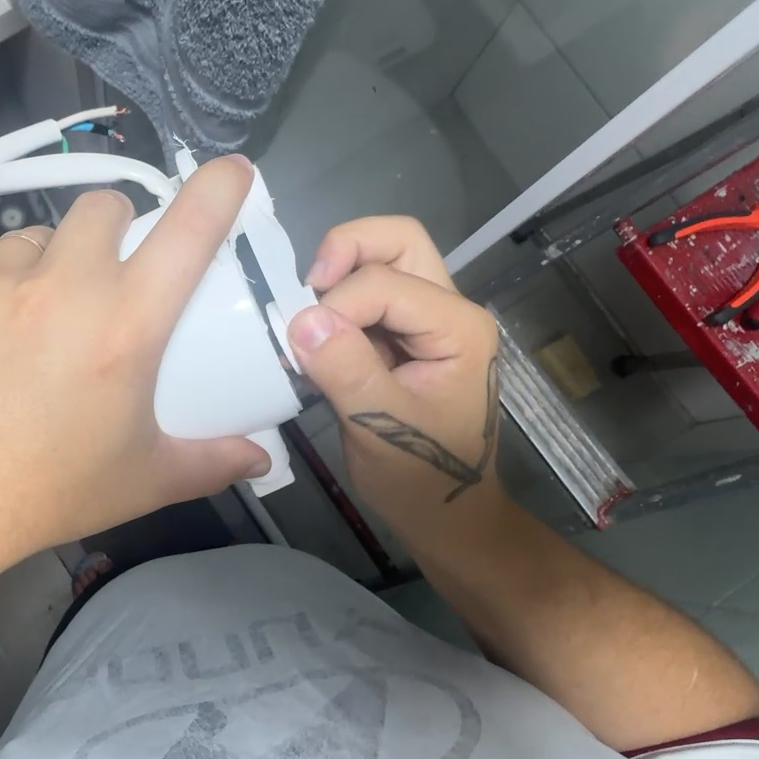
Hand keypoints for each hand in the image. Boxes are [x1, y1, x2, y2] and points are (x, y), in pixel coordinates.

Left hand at [0, 158, 271, 588]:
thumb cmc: (47, 492)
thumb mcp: (142, 480)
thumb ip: (212, 462)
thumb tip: (261, 459)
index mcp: (124, 326)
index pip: (187, 230)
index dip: (217, 190)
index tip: (229, 172)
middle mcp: (60, 286)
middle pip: (101, 208)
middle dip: (114, 230)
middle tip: (105, 278)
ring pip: (33, 238)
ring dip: (47, 264)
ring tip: (33, 322)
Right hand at [286, 217, 503, 541]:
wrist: (447, 516)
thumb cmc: (423, 480)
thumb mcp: (381, 429)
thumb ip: (345, 370)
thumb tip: (300, 319)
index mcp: (458, 329)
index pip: (385, 284)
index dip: (337, 306)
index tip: (302, 348)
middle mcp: (450, 312)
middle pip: (400, 242)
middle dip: (347, 251)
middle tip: (308, 288)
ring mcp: (428, 323)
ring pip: (385, 261)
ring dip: (342, 276)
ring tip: (309, 313)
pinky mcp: (404, 339)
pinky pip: (370, 298)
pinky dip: (338, 304)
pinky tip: (316, 335)